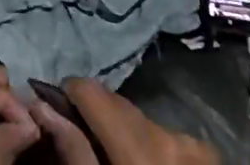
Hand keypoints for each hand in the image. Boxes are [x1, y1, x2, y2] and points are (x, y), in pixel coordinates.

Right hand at [30, 79, 217, 164]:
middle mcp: (170, 135)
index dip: (69, 95)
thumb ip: (75, 153)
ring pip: (141, 120)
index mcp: (141, 150)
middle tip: (78, 140)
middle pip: (118, 104)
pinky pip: (165, 136)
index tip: (55, 109)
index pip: (93, 92)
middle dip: (94, 116)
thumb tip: (42, 107)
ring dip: (122, 132)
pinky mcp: (207, 154)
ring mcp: (194, 144)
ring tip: (112, 161)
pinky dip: (148, 147)